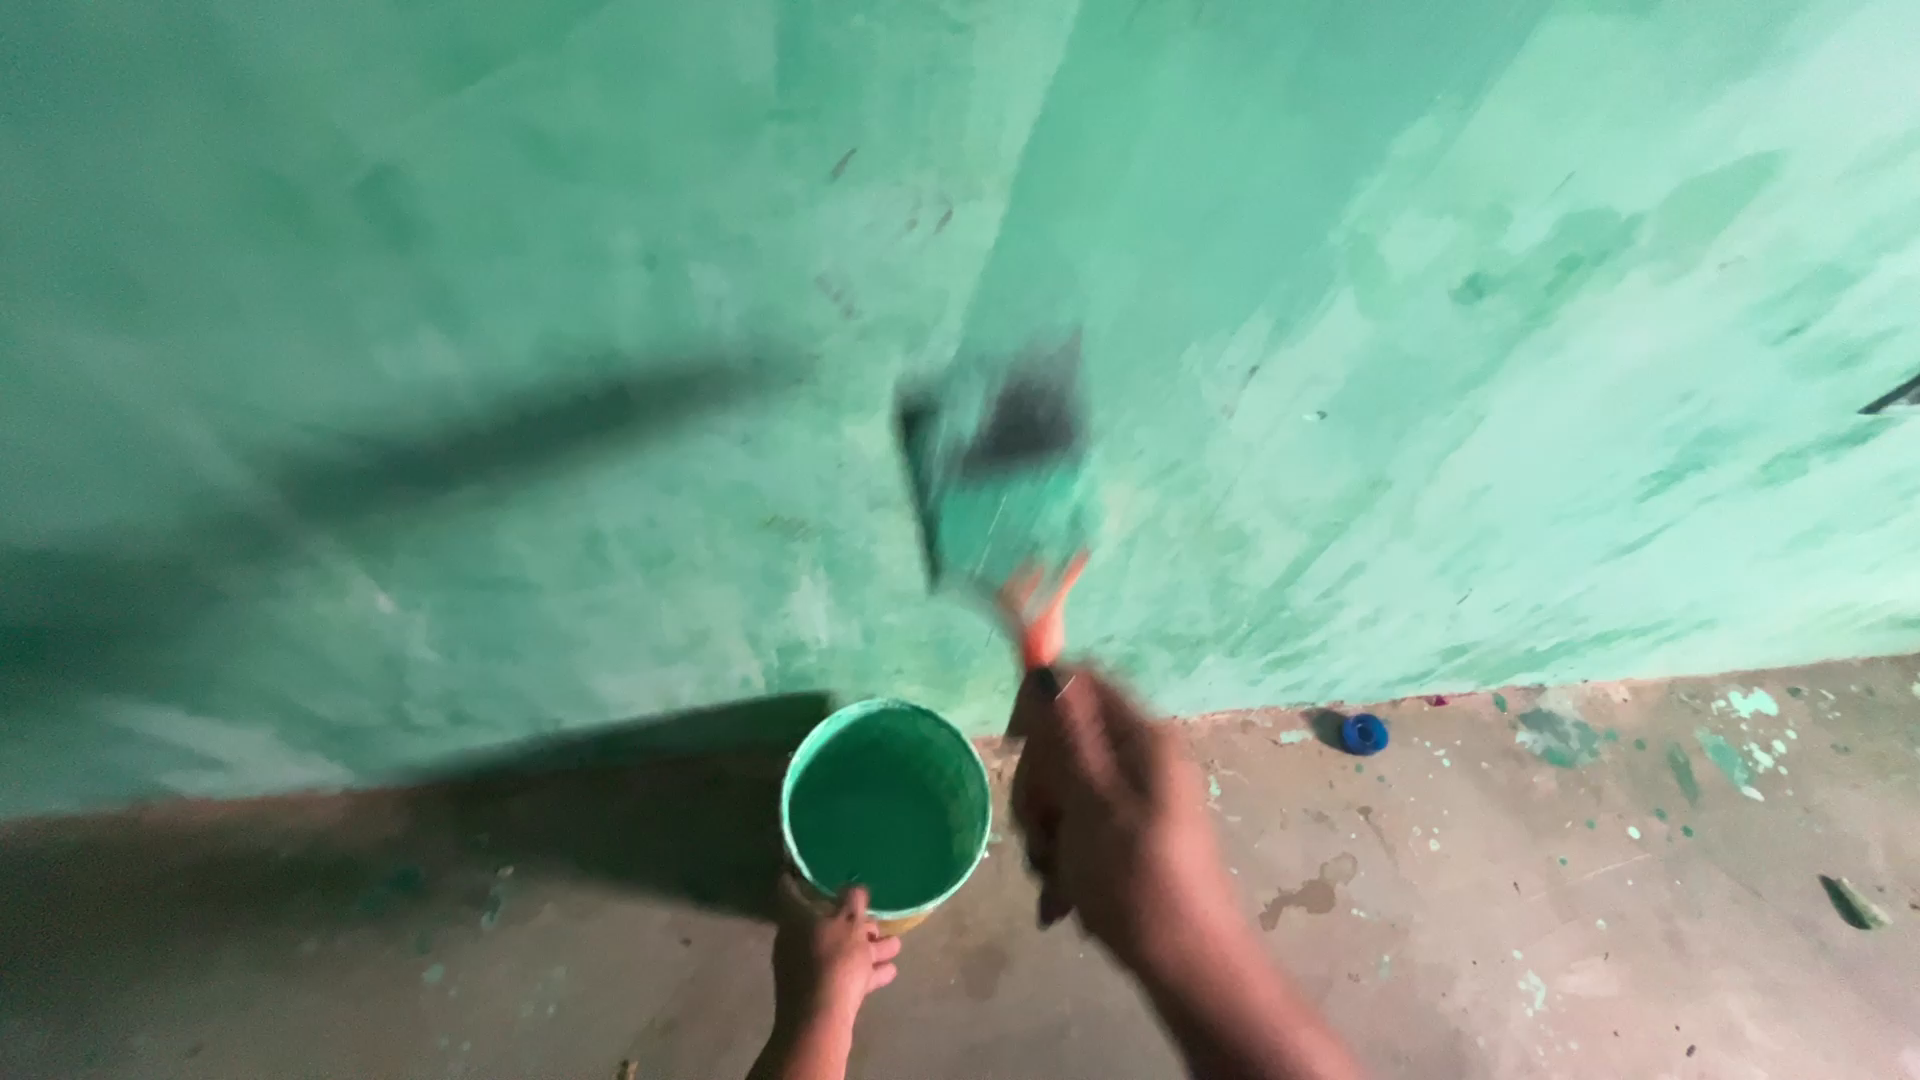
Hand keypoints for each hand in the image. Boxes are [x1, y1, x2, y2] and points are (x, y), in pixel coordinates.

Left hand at [770, 878, 902, 1031]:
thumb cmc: (833, 960)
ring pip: (839, 949)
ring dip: (867, 947)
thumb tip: (854, 888)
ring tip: (895, 945)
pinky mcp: (817, 993)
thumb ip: (853, 900)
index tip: (807, 868)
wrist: (819, 1021)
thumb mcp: (850, 923)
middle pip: (825, 922)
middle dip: (855, 921)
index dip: (798, 876)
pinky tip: (889, 971)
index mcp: (795, 917)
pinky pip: (843, 973)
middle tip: (877, 917)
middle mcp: (795, 940)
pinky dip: (864, 970)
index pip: (790, 889)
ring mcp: (804, 969)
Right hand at [1009, 668, 1240, 975]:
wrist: (1191, 972)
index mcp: (1141, 739)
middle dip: (1040, 786)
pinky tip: (1065, 896)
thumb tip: (1050, 670)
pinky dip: (1063, 854)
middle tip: (1042, 829)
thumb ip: (1068, 735)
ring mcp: (1134, 796)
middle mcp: (1138, 758)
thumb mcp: (1093, 805)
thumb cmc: (1139, 884)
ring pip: (1062, 786)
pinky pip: (1077, 822)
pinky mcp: (1126, 831)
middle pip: (1063, 738)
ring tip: (1055, 876)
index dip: (1041, 700)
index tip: (1016, 742)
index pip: (1081, 682)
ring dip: (1046, 830)